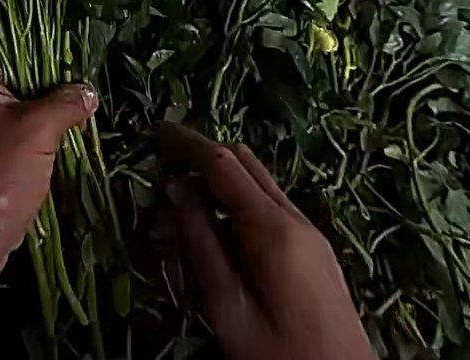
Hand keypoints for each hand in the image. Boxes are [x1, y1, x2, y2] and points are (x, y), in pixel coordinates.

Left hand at [0, 52, 97, 258]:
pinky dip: (41, 122)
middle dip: (51, 78)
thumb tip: (90, 90)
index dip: (44, 47)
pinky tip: (68, 127)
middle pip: (16, 67)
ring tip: (81, 107)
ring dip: (49, 102)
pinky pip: (18, 118)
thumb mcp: (39, 129)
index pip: (9, 40)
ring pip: (21, 94)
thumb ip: (66, 101)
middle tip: (82, 85)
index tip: (75, 56)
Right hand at [159, 123, 372, 359]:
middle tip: (164, 167)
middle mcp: (296, 219)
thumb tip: (175, 188)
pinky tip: (217, 226)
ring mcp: (310, 234)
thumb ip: (200, 243)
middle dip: (201, 154)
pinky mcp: (314, 252)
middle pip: (243, 160)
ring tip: (183, 199)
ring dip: (219, 177)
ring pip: (257, 180)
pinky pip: (269, 204)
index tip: (154, 132)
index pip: (221, 161)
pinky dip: (237, 198)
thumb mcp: (228, 308)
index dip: (185, 142)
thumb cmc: (282, 359)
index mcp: (273, 228)